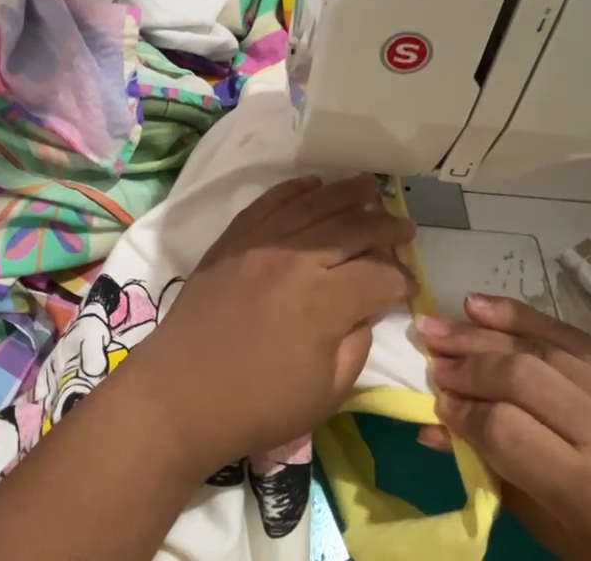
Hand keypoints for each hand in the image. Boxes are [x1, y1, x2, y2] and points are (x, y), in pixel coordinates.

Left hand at [120, 175, 416, 478]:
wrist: (181, 393)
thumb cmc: (258, 405)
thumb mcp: (326, 392)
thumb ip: (355, 344)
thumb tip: (366, 309)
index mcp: (323, 303)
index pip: (377, 276)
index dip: (401, 280)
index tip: (409, 286)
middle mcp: (294, 261)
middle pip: (350, 229)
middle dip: (384, 227)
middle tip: (405, 228)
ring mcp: (258, 245)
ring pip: (310, 206)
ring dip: (345, 193)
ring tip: (370, 185)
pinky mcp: (231, 241)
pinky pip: (266, 204)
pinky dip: (292, 190)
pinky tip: (312, 184)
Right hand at [419, 296, 590, 560]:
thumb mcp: (563, 536)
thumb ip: (499, 477)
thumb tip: (436, 430)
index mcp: (587, 487)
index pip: (503, 428)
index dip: (460, 412)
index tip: (432, 404)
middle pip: (516, 376)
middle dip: (463, 364)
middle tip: (425, 357)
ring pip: (535, 347)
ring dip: (478, 333)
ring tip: (434, 326)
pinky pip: (565, 330)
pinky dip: (519, 314)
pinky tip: (479, 304)